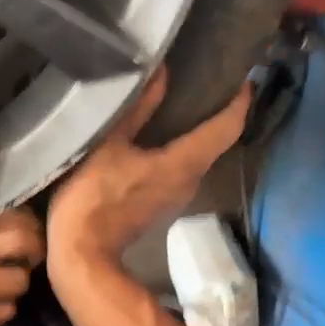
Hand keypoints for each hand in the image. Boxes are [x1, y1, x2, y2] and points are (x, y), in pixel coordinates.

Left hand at [0, 209, 44, 325]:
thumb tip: (9, 308)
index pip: (16, 280)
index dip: (17, 285)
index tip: (4, 287)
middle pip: (22, 239)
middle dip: (34, 250)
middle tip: (28, 258)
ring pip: (15, 215)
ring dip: (27, 228)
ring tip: (21, 240)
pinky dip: (11, 214)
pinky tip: (7, 225)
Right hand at [47, 68, 251, 275]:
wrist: (82, 253)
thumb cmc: (94, 197)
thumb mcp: (109, 146)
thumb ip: (137, 110)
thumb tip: (162, 72)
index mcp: (185, 162)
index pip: (228, 126)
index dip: (240, 99)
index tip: (242, 75)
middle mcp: (192, 179)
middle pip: (218, 140)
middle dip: (219, 110)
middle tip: (207, 79)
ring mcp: (178, 195)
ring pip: (200, 155)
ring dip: (197, 129)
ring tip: (180, 100)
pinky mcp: (162, 202)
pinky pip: (182, 167)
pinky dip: (180, 146)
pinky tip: (159, 133)